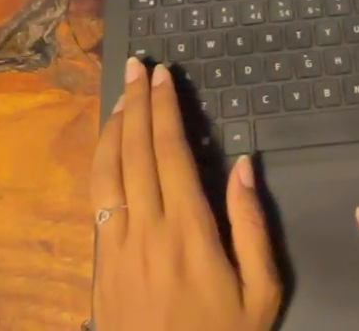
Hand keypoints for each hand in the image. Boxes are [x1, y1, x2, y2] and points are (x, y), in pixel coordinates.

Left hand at [90, 56, 281, 330]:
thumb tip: (245, 164)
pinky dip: (101, 162)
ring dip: (113, 127)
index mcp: (189, 230)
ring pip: (108, 170)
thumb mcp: (261, 292)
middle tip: (138, 67)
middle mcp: (147, 228)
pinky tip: (109, 148)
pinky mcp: (100, 264)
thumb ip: (253, 225)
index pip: (170, 151)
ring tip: (121, 96)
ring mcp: (117, 245)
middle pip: (135, 150)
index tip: (163, 76)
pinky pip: (97, 199)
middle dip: (135, 103)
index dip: (164, 108)